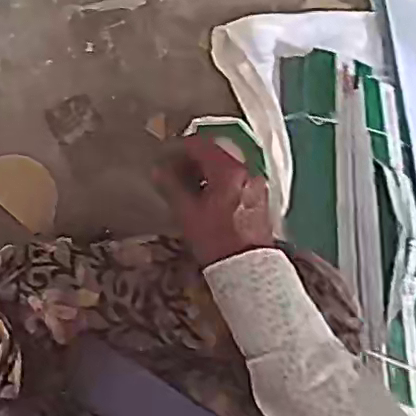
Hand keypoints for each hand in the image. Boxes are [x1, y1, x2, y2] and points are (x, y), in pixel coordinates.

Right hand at [154, 136, 275, 268]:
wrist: (249, 269)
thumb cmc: (215, 240)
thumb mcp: (187, 212)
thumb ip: (170, 186)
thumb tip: (158, 169)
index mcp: (229, 171)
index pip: (200, 145)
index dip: (177, 147)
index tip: (162, 156)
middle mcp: (246, 170)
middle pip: (214, 152)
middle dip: (190, 158)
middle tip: (170, 169)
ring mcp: (255, 183)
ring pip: (225, 165)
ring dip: (203, 169)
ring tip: (184, 183)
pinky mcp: (258, 196)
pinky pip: (234, 177)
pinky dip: (217, 179)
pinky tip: (203, 194)